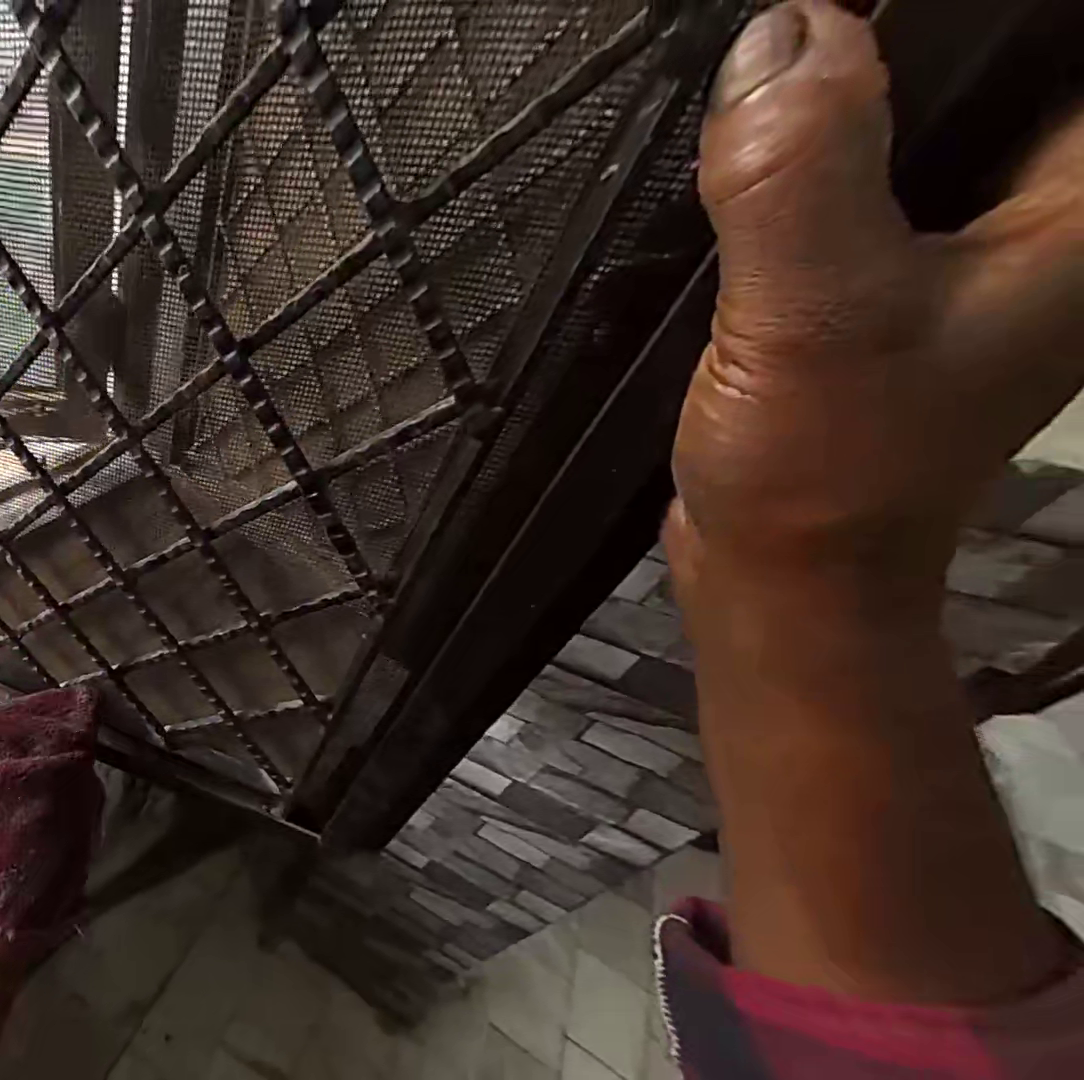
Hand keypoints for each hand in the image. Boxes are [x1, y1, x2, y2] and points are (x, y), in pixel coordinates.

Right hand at [670, 0, 1083, 585]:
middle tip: (765, 63)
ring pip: (909, 121)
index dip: (938, 14)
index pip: (1043, 33)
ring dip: (821, 109)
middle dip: (872, 50)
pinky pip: (847, 185)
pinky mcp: (875, 279)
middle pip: (985, 67)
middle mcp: (1049, 197)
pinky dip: (790, 168)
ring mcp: (957, 242)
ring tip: (740, 108)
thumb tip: (775, 37)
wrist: (776, 560)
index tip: (822, 24)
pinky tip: (735, 175)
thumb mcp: (810, 318)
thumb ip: (797, 183)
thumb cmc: (818, 460)